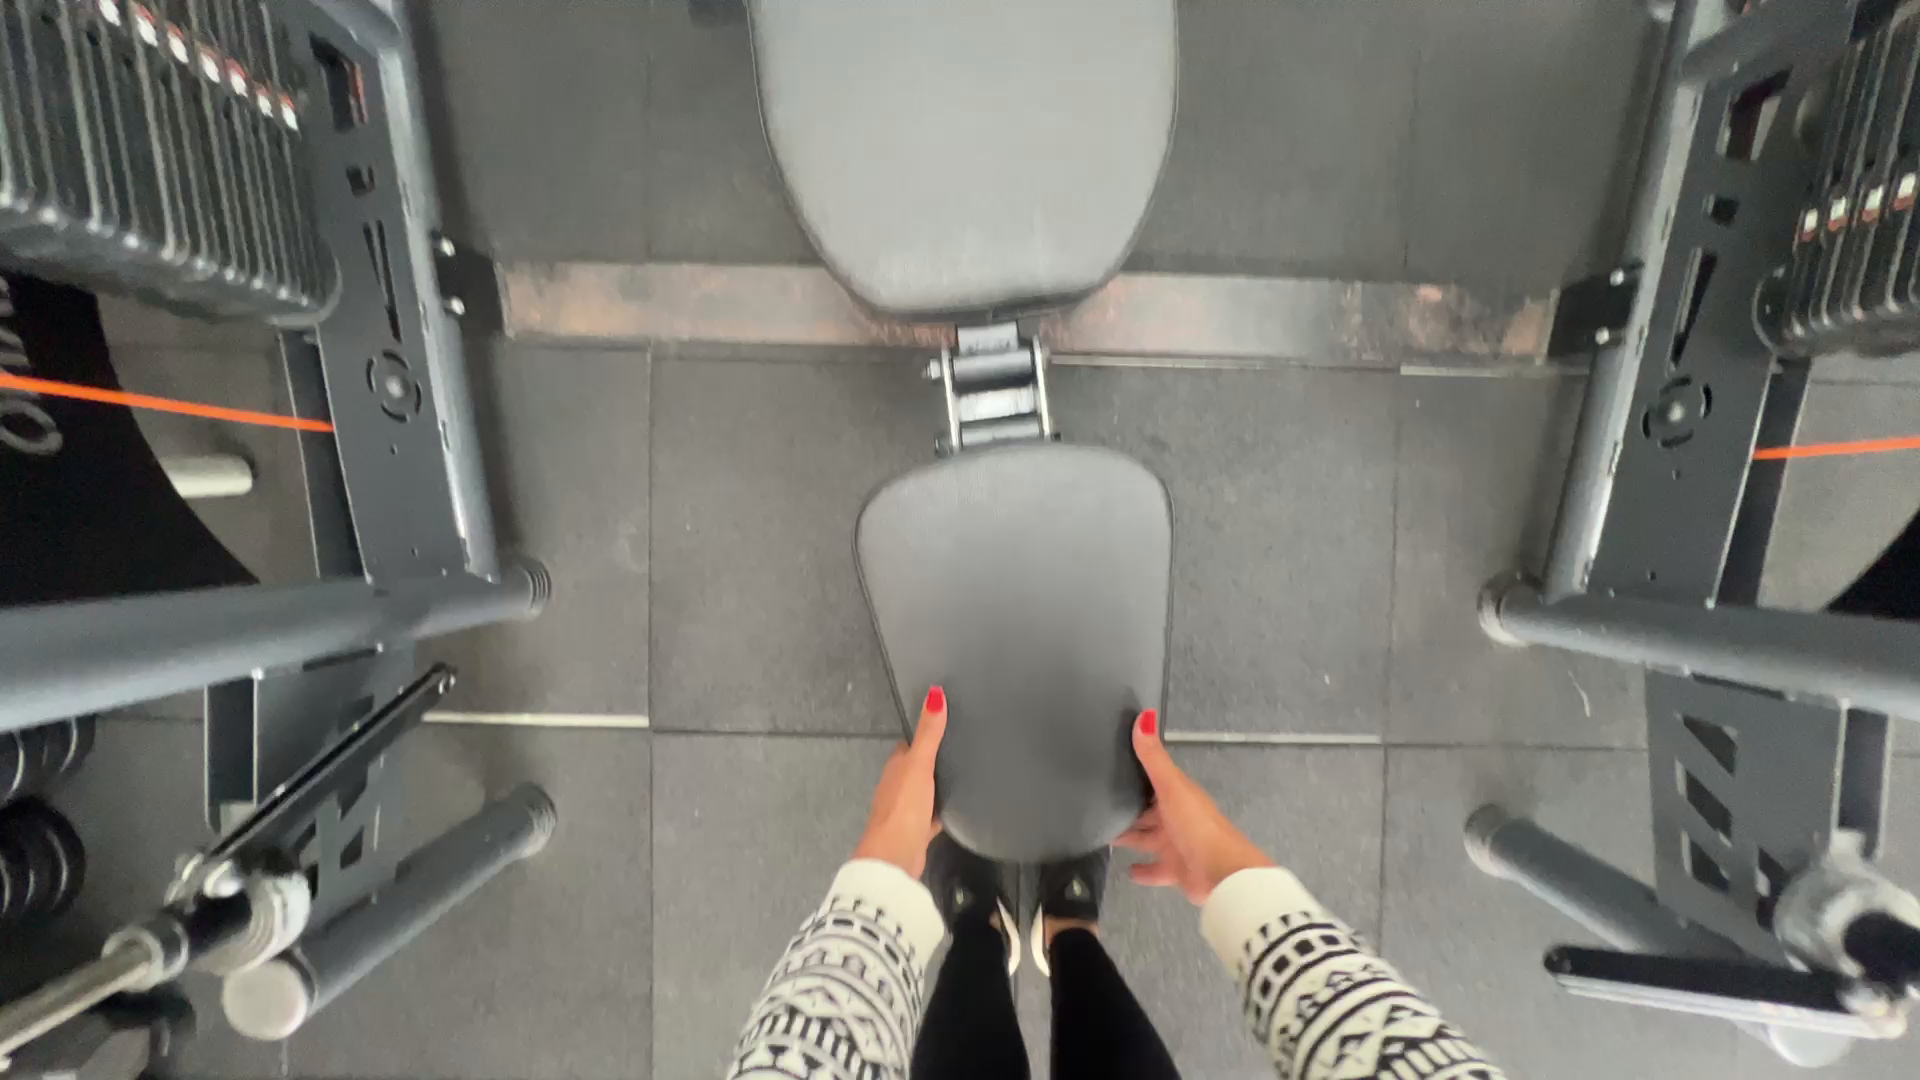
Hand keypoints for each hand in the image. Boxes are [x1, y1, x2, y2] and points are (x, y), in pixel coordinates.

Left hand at [852, 686, 947, 876]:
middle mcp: (897, 787)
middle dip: (934, 760)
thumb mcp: (919, 764)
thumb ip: (929, 732)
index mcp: (896, 768)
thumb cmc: (904, 806)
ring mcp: (906, 811)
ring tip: (965, 775)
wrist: (895, 858)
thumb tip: (935, 692)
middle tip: (961, 749)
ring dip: (938, 785)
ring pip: (924, 792)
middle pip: (917, 768)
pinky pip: (932, 816)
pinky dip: (943, 811)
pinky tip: (960, 809)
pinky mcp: (917, 832)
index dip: (925, 735)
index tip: (945, 725)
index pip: (910, 745)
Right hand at [1117, 710, 1274, 903]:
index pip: (1153, 779)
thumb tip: (1144, 715)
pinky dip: (1141, 870)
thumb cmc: (1196, 825)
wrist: (1223, 875)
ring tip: (1102, 831)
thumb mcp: (1172, 786)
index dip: (1135, 772)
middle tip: (1098, 801)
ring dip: (1129, 835)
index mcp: (1178, 794)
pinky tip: (1126, 870)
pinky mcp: (1175, 870)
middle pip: (1147, 810)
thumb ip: (1154, 757)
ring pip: (1146, 837)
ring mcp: (1176, 844)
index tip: (1110, 763)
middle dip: (1127, 806)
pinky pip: (1154, 868)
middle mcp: (1176, 817)